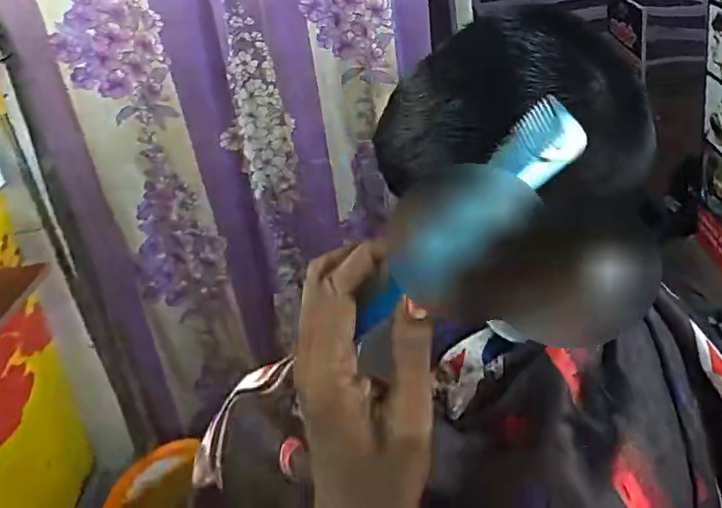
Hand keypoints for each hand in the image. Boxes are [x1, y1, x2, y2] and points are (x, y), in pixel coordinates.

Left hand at [295, 242, 434, 507]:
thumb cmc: (386, 476)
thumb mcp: (410, 420)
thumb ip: (411, 352)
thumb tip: (416, 289)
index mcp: (326, 368)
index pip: (335, 290)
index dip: (364, 259)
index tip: (400, 245)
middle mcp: (306, 357)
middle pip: (316, 282)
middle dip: (353, 256)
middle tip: (396, 253)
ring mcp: (305, 362)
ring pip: (315, 293)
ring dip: (348, 270)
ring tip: (391, 267)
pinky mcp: (313, 368)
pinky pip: (321, 311)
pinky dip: (345, 289)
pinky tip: (377, 294)